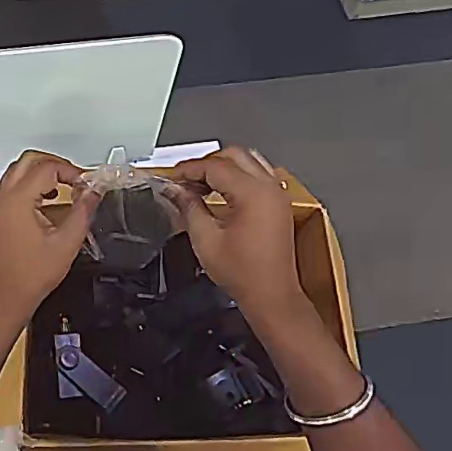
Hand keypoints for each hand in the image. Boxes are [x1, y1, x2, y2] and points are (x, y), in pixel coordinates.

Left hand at [0, 151, 101, 324]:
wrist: (9, 295)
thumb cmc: (32, 274)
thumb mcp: (67, 241)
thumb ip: (83, 211)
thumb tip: (93, 191)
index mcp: (18, 200)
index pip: (47, 167)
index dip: (71, 172)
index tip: (86, 186)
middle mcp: (5, 198)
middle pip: (29, 160)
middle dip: (56, 165)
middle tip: (76, 179)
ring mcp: (0, 205)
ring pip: (21, 171)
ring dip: (44, 174)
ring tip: (67, 189)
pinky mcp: (1, 215)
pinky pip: (16, 188)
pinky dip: (35, 187)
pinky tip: (53, 204)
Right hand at [171, 146, 305, 321]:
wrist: (271, 295)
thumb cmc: (243, 274)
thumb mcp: (206, 240)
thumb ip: (189, 208)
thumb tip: (176, 191)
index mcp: (253, 193)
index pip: (215, 167)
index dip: (189, 170)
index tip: (172, 178)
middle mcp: (269, 188)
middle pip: (234, 156)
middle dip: (206, 164)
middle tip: (184, 181)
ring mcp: (278, 194)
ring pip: (248, 162)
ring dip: (223, 168)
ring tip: (200, 186)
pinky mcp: (279, 204)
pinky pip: (259, 176)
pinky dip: (239, 177)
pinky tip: (221, 194)